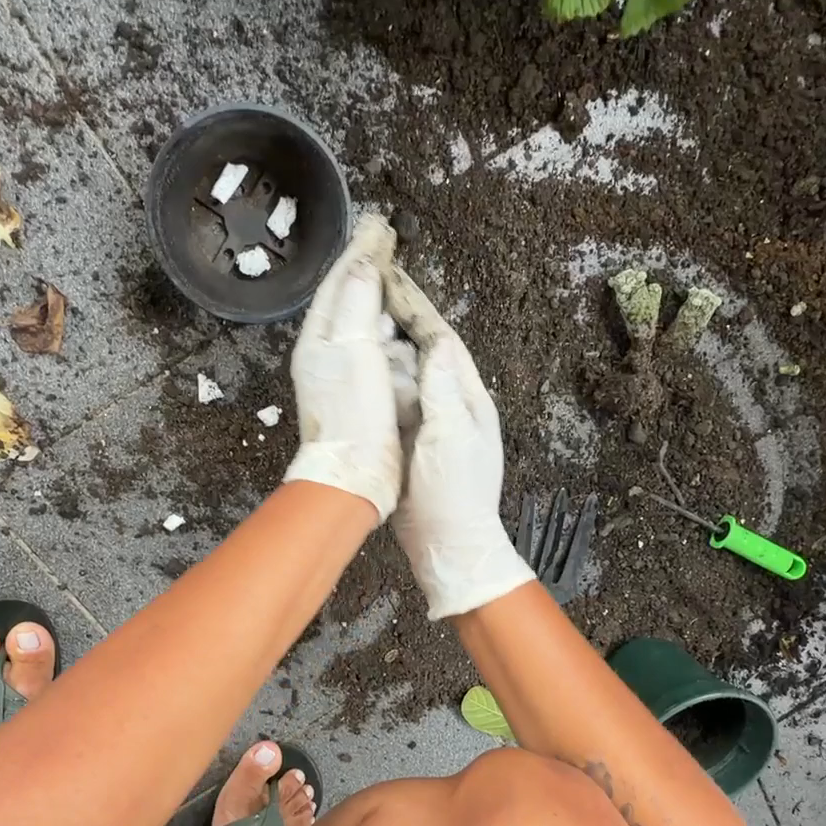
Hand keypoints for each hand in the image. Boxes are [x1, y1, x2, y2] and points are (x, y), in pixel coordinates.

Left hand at [284, 214, 403, 520]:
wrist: (357, 473)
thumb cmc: (354, 412)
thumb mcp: (353, 348)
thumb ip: (356, 301)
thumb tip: (363, 260)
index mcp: (317, 339)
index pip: (335, 284)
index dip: (357, 253)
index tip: (378, 226)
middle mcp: (324, 354)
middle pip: (346, 302)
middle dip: (366, 271)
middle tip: (389, 244)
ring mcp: (342, 376)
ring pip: (360, 326)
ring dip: (377, 300)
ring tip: (397, 278)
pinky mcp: (362, 395)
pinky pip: (374, 351)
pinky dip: (387, 333)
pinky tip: (402, 330)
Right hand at [387, 269, 535, 619]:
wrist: (446, 545)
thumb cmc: (455, 491)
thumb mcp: (452, 436)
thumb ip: (444, 389)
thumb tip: (437, 340)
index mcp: (468, 399)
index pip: (445, 344)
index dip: (421, 312)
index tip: (395, 280)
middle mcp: (450, 406)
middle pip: (422, 356)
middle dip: (398, 327)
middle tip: (367, 296)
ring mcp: (428, 426)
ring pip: (404, 380)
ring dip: (384, 355)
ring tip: (357, 325)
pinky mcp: (408, 443)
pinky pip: (392, 407)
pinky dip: (377, 387)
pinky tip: (356, 373)